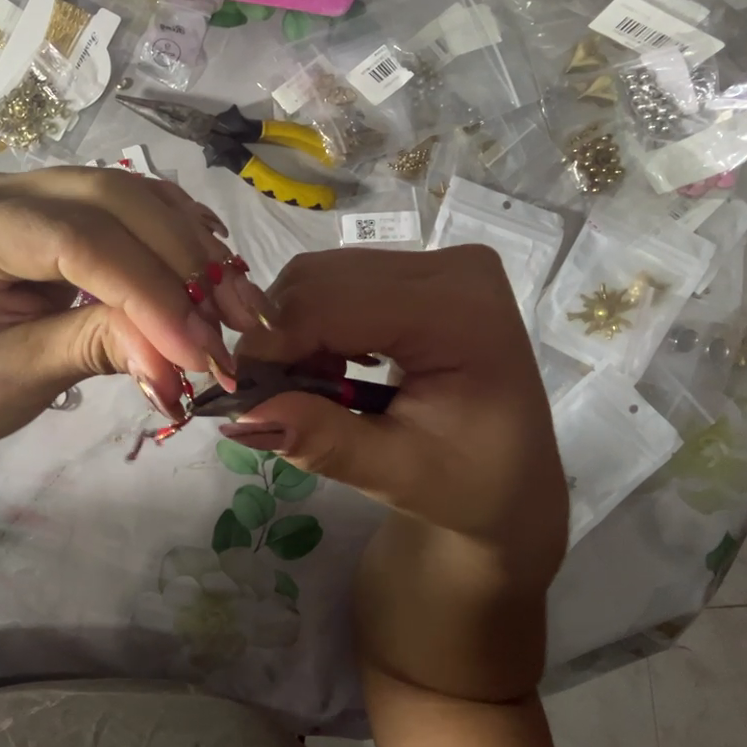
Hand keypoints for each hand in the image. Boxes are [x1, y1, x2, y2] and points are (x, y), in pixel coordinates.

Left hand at [0, 167, 275, 475]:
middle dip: (181, 263)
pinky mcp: (58, 212)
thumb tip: (189, 352)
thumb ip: (99, 347)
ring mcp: (28, 194)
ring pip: (129, 198)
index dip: (146, 289)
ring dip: (189, 249)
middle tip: (240, 322)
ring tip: (240, 303)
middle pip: (110, 202)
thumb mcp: (21, 375)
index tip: (201, 347)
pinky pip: (128, 210)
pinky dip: (174, 237)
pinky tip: (215, 264)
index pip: (74, 239)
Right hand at [224, 246, 566, 552]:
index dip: (274, 344)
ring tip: (304, 388)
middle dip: (278, 339)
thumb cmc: (465, 482)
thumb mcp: (395, 474)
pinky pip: (332, 282)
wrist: (509, 476)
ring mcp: (435, 264)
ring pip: (316, 277)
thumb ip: (324, 441)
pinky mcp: (416, 273)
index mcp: (462, 313)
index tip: (237, 394)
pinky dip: (307, 324)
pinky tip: (326, 368)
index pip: (334, 305)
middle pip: (319, 281)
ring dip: (288, 332)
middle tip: (269, 398)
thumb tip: (244, 415)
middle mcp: (451, 269)